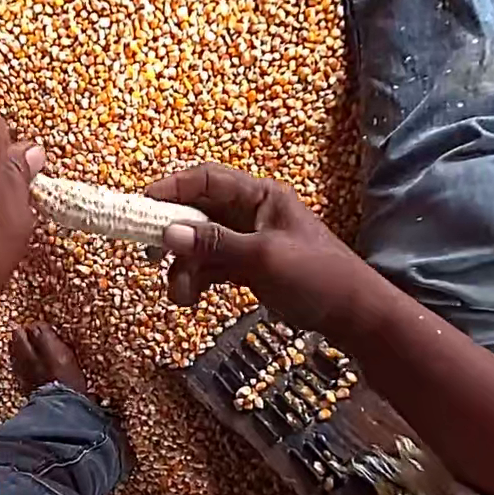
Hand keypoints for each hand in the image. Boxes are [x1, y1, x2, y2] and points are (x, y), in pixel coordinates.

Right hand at [148, 165, 385, 339]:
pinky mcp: (245, 266)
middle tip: (150, 255)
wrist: (351, 314)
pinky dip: (197, 281)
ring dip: (185, 269)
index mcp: (259, 197)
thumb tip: (168, 233)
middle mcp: (248, 214)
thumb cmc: (315, 275)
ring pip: (200, 246)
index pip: (208, 180)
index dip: (173, 187)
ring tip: (181, 295)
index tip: (142, 205)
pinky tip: (191, 299)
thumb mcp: (263, 257)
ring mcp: (246, 241)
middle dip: (175, 237)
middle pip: (197, 215)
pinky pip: (210, 267)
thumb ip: (215, 244)